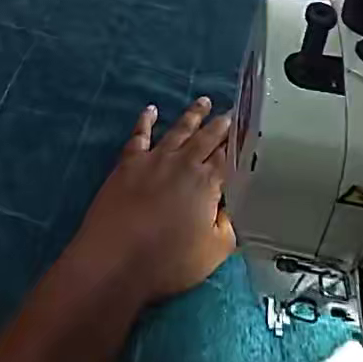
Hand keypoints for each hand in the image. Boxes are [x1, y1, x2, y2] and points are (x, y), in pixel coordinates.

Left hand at [60, 98, 235, 307]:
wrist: (116, 257)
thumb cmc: (168, 260)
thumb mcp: (214, 252)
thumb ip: (228, 226)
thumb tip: (230, 207)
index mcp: (206, 183)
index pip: (227, 157)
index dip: (237, 143)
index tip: (246, 129)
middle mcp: (183, 163)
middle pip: (206, 138)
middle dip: (220, 124)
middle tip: (231, 112)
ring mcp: (155, 158)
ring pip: (179, 130)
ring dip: (193, 114)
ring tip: (204, 101)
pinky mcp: (129, 161)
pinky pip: (140, 134)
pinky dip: (146, 120)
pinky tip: (151, 110)